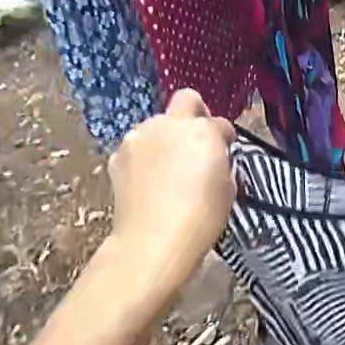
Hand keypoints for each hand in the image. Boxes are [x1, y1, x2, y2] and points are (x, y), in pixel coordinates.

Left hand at [88, 89, 236, 321]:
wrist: (153, 242)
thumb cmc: (201, 217)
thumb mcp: (227, 187)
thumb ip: (219, 159)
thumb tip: (211, 156)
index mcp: (202, 130)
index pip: (219, 122)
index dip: (224, 135)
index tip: (225, 150)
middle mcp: (168, 124)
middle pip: (184, 102)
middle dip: (193, 116)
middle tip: (196, 145)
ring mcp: (139, 137)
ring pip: (157, 125)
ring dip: (166, 138)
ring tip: (169, 169)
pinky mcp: (118, 156)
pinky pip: (137, 147)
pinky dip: (144, 157)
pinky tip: (149, 182)